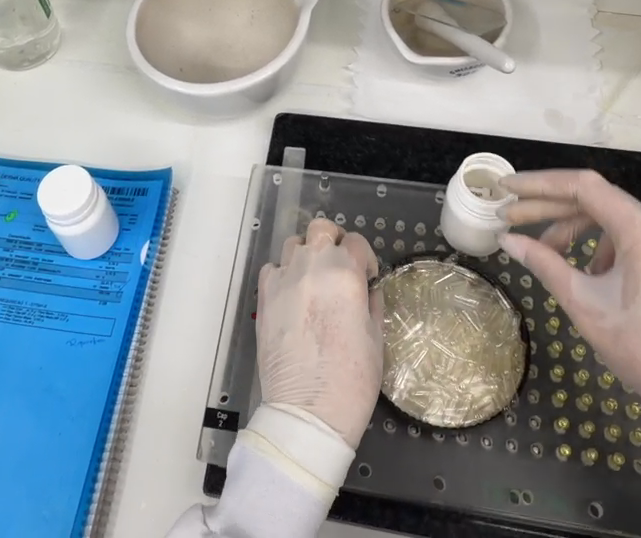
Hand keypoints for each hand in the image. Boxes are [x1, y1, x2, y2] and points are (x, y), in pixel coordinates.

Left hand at [256, 217, 383, 444]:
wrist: (307, 411)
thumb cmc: (352, 381)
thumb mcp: (376, 339)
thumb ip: (372, 303)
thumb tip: (367, 288)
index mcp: (346, 274)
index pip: (357, 242)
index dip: (365, 259)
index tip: (366, 279)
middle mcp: (313, 266)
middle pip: (321, 229)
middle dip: (334, 241)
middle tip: (339, 267)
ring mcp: (284, 279)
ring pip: (294, 244)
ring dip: (306, 255)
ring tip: (313, 281)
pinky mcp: (264, 296)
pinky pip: (272, 269)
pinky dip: (282, 274)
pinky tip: (291, 296)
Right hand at [498, 170, 640, 414]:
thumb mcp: (585, 305)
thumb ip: (544, 264)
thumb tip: (507, 240)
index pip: (585, 188)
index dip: (540, 184)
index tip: (507, 188)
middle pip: (597, 199)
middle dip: (550, 206)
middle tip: (509, 217)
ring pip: (611, 216)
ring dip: (573, 227)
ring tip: (545, 251)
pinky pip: (629, 234)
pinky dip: (598, 242)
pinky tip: (584, 270)